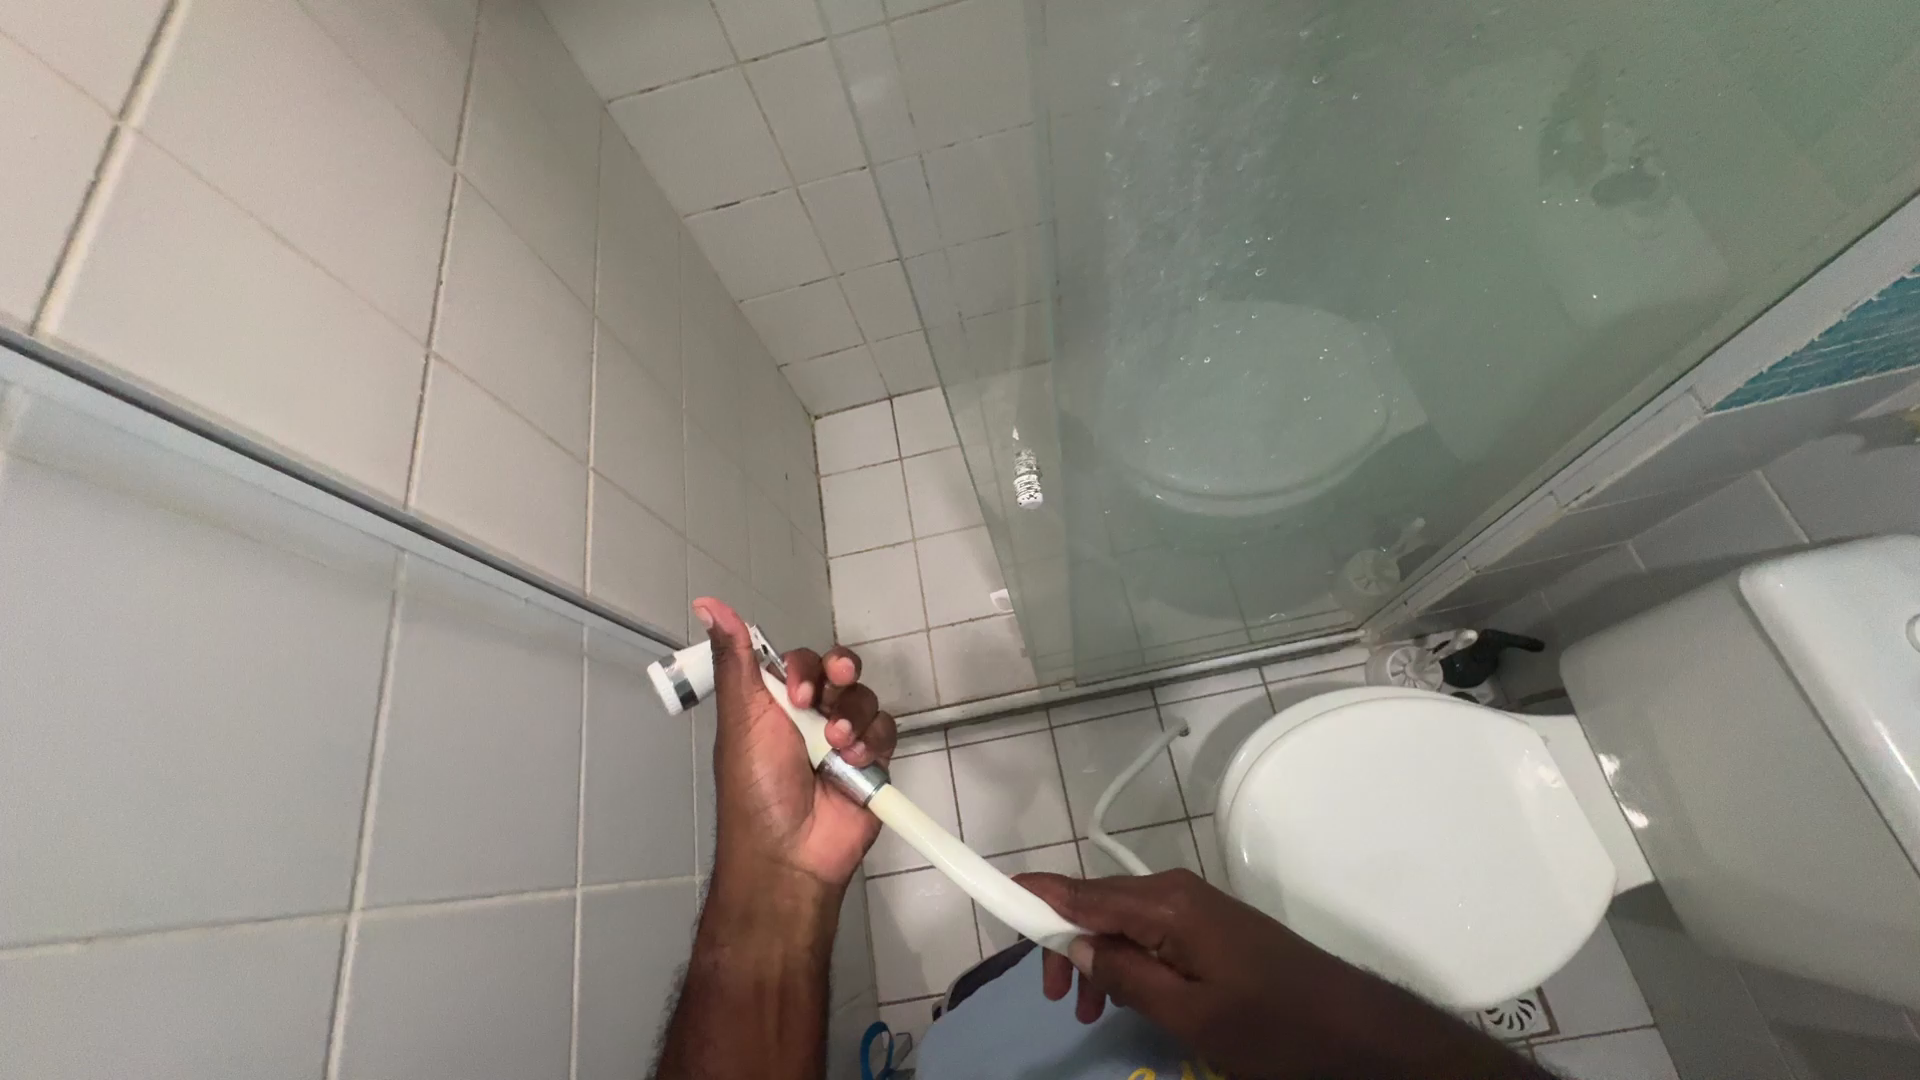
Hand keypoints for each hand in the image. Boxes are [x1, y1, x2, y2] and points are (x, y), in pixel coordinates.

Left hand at [696, 597, 897, 891]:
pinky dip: (873, 742)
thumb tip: (708, 605)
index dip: (805, 668)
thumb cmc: (756, 788)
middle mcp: (812, 715)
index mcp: (776, 704)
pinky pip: (885, 730)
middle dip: (843, 673)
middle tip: (837, 685)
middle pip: (841, 670)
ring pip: (865, 697)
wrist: (789, 855)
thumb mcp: (741, 721)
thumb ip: (734, 662)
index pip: (800, 662)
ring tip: (837, 748)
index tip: (798, 692)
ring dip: (853, 717)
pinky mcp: (872, 760)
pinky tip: (855, 762)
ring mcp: (844, 737)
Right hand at [1017, 870, 1542, 1079]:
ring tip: (1087, 1009)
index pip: (1082, 891)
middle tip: (1057, 1001)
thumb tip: (1071, 945)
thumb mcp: (1190, 1014)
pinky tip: (1125, 992)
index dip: (1037, 892)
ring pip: (1120, 918)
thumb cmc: (1270, 1027)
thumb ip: (1125, 973)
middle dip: (1065, 943)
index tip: (997, 892)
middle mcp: (1171, 889)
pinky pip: (1147, 927)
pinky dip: (1125, 956)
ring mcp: (1191, 902)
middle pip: (1096, 902)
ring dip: (1094, 956)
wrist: (1357, 1029)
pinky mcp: (1205, 920)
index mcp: (1164, 904)